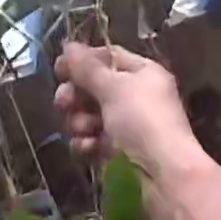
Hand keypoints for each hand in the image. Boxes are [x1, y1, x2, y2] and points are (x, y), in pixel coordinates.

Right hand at [53, 42, 206, 179]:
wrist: (162, 174)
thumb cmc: (142, 122)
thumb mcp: (114, 88)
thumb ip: (87, 68)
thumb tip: (68, 45)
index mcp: (141, 73)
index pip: (107, 57)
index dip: (82, 61)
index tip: (58, 68)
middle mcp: (134, 97)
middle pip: (94, 88)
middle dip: (75, 96)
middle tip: (63, 103)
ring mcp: (126, 126)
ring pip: (89, 116)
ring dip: (79, 122)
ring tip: (84, 131)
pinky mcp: (117, 152)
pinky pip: (93, 141)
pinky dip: (87, 143)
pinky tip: (88, 148)